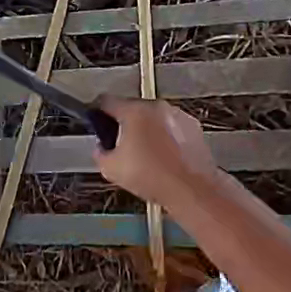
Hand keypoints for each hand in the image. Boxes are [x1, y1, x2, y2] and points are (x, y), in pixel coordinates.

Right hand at [93, 96, 225, 208]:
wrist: (192, 190)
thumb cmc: (152, 177)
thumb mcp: (111, 169)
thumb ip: (100, 153)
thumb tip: (102, 148)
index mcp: (134, 111)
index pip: (106, 101)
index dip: (97, 113)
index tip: (97, 124)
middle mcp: (157, 107)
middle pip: (132, 109)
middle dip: (125, 125)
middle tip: (122, 148)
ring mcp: (178, 115)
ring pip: (153, 118)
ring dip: (147, 131)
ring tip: (146, 157)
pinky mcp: (193, 127)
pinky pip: (171, 128)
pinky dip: (166, 138)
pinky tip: (164, 159)